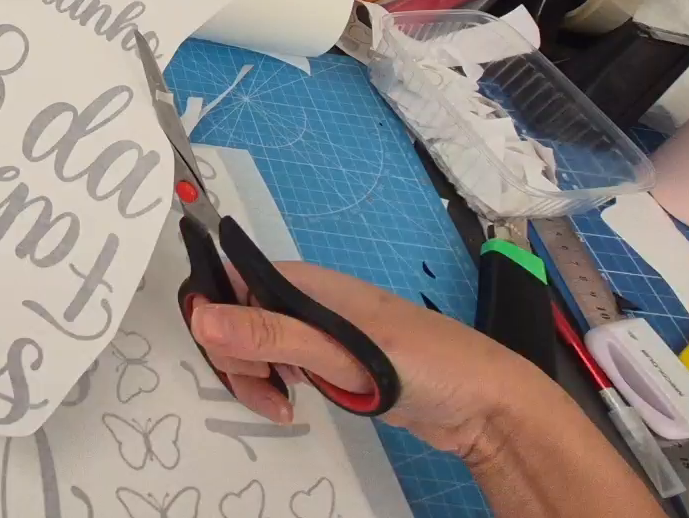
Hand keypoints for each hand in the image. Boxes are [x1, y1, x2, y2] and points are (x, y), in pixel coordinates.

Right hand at [186, 261, 555, 458]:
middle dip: (234, 358)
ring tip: (280, 407)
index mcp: (293, 280)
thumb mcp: (338, 350)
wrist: (489, 405)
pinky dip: (272, 386)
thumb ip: (267, 334)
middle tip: (266, 391)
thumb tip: (198, 319)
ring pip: (250, 345)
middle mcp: (294, 298)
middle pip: (231, 319)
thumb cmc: (417, 363)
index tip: (231, 360)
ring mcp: (309, 328)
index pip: (223, 286)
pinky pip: (275, 364)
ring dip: (251, 378)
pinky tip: (290, 405)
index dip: (211, 320)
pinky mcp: (323, 357)